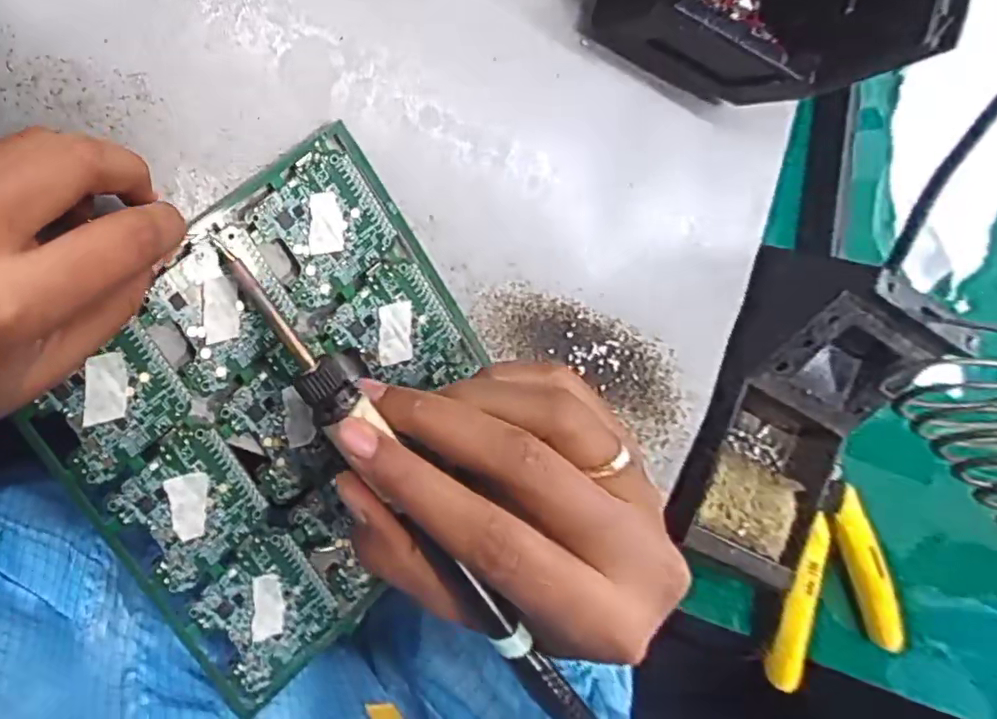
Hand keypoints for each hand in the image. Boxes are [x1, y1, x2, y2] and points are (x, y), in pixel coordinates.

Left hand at [0, 129, 187, 472]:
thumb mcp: (42, 374)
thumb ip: (108, 306)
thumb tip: (148, 248)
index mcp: (4, 305)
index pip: (113, 239)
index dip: (158, 225)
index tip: (169, 224)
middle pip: (71, 159)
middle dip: (122, 167)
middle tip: (133, 198)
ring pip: (31, 143)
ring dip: (75, 162)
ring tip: (81, 204)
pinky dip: (26, 169)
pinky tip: (28, 205)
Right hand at [329, 362, 688, 664]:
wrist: (585, 577)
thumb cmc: (513, 597)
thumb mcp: (452, 599)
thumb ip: (395, 549)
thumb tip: (353, 481)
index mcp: (597, 616)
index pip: (498, 540)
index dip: (416, 483)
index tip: (353, 437)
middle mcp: (639, 554)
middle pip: (525, 462)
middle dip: (432, 421)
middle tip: (372, 402)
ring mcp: (643, 489)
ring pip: (548, 412)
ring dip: (464, 397)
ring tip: (418, 405)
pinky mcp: (629, 440)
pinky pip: (559, 385)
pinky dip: (496, 380)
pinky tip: (465, 399)